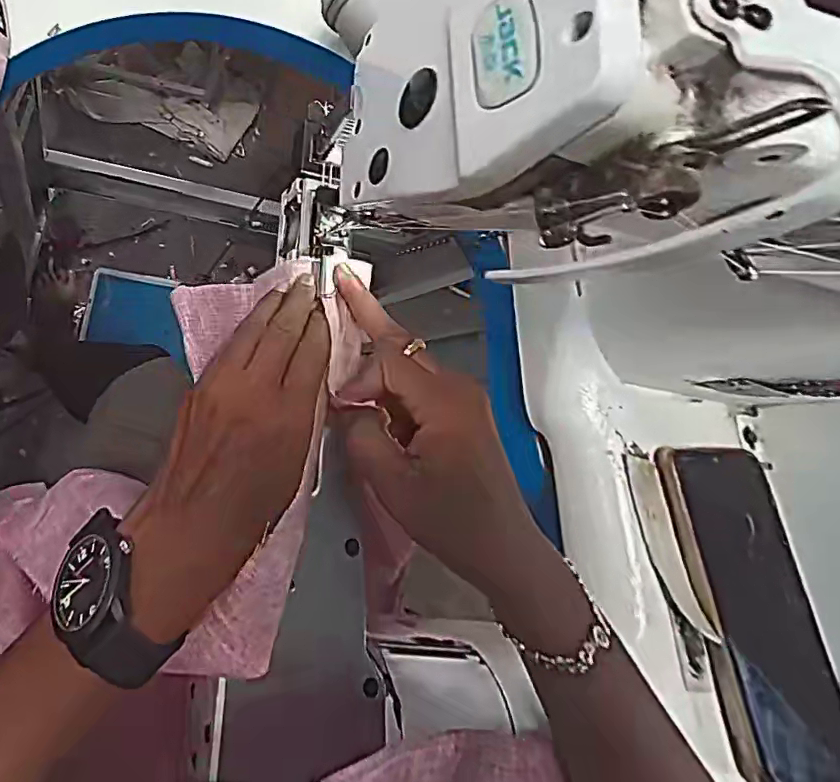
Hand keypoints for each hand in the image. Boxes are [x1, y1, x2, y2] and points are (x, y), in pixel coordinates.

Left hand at [123, 275, 329, 641]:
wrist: (191, 521)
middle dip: (298, 304)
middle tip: (309, 283)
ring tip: (286, 288)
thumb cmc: (251, 506)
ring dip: (271, 305)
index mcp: (287, 414)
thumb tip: (310, 376)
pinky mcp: (200, 386)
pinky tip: (256, 317)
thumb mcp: (297, 461)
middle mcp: (254, 391)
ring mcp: (222, 384)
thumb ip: (305, 412)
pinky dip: (247, 325)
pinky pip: (230, 345)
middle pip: (281, 332)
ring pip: (252, 331)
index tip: (327, 311)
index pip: (311, 353)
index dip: (321, 327)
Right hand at [332, 268, 549, 605]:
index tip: (336, 394)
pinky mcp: (460, 412)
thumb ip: (361, 435)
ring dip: (375, 369)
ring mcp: (462, 398)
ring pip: (407, 365)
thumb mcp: (393, 484)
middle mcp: (457, 388)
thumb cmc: (456, 522)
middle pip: (401, 347)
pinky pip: (417, 387)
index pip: (389, 356)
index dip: (354, 370)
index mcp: (445, 400)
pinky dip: (389, 391)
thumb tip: (346, 406)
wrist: (503, 549)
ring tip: (347, 372)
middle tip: (340, 291)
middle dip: (365, 327)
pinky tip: (372, 408)